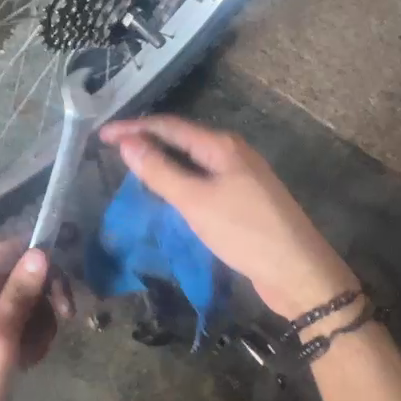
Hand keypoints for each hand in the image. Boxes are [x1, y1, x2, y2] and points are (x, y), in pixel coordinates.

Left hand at [0, 239, 70, 400]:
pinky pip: (16, 323)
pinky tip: (27, 361)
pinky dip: (28, 338)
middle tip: (65, 319)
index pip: (10, 248)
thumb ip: (20, 290)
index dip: (41, 258)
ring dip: (38, 323)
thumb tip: (41, 250)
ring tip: (34, 354)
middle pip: (21, 274)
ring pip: (24, 300)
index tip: (65, 284)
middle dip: (44, 297)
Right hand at [98, 114, 356, 320]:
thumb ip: (159, 171)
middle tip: (110, 149)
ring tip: (129, 168)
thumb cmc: (246, 233)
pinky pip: (201, 180)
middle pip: (180, 138)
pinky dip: (178, 181)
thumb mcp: (196, 202)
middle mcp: (231, 153)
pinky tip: (165, 194)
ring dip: (161, 161)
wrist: (300, 274)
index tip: (101, 135)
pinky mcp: (243, 200)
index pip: (168, 125)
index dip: (132, 127)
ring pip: (191, 160)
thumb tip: (127, 143)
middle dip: (145, 140)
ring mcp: (239, 176)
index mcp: (221, 145)